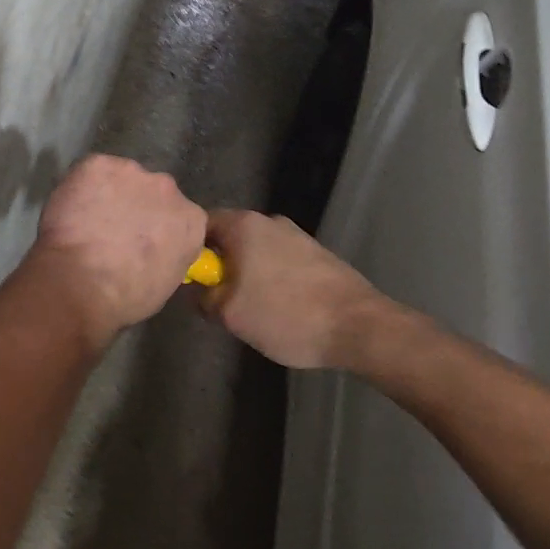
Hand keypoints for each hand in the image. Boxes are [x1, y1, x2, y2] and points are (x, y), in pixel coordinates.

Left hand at [26, 154, 206, 342]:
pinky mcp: (97, 164)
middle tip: (112, 230)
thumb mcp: (166, 281)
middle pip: (152, 191)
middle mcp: (168, 187)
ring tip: (88, 220)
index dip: (157, 227)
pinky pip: (91, 172)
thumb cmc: (126, 296)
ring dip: (110, 193)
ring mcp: (132, 171)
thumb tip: (155, 248)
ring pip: (120, 178)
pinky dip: (83, 186)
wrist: (82, 281)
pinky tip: (73, 208)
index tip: (141, 240)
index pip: (179, 216)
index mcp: (191, 219)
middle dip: (135, 206)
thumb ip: (169, 252)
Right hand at [199, 209, 402, 369]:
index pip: (200, 223)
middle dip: (220, 265)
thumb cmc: (286, 315)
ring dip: (247, 273)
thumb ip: (203, 297)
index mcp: (243, 224)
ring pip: (256, 250)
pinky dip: (273, 279)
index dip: (189, 249)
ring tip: (251, 308)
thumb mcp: (229, 314)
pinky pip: (280, 261)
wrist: (360, 327)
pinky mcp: (318, 254)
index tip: (190, 277)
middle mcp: (269, 221)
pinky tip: (280, 308)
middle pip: (229, 237)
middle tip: (218, 297)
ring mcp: (297, 235)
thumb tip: (199, 290)